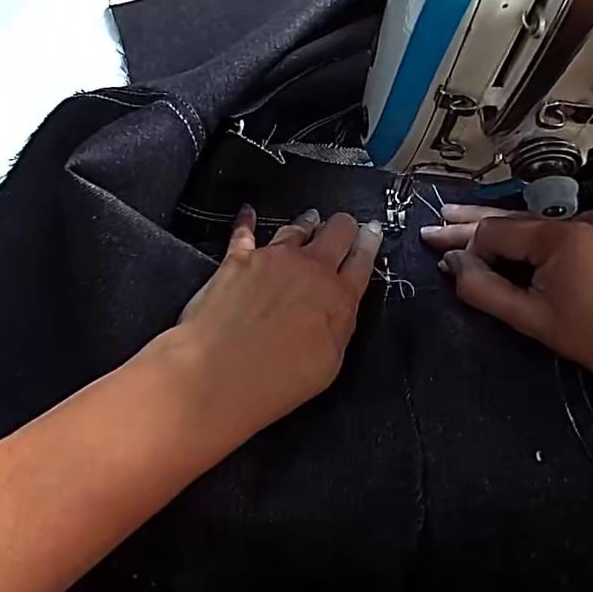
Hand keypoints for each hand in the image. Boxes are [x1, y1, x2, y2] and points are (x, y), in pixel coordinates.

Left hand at [173, 206, 382, 428]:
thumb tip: (339, 311)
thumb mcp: (330, 363)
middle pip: (337, 232)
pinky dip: (248, 221)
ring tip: (311, 218)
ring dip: (308, 222)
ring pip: (298, 228)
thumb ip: (339, 327)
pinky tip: (248, 212)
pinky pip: (245, 232)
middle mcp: (310, 268)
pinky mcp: (239, 259)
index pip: (362, 260)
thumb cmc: (276, 379)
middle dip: (344, 225)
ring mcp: (274, 258)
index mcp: (339, 297)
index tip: (372, 231)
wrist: (220, 373)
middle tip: (345, 224)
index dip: (370, 242)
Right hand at [420, 205, 592, 412]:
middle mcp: (585, 216)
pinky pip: (561, 229)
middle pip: (516, 219)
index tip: (439, 254)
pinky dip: (532, 236)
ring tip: (459, 221)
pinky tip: (508, 240)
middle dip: (473, 225)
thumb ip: (484, 289)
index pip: (498, 231)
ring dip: (502, 229)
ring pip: (538, 223)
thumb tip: (451, 263)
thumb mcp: (532, 320)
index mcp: (565, 236)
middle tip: (435, 226)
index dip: (467, 245)